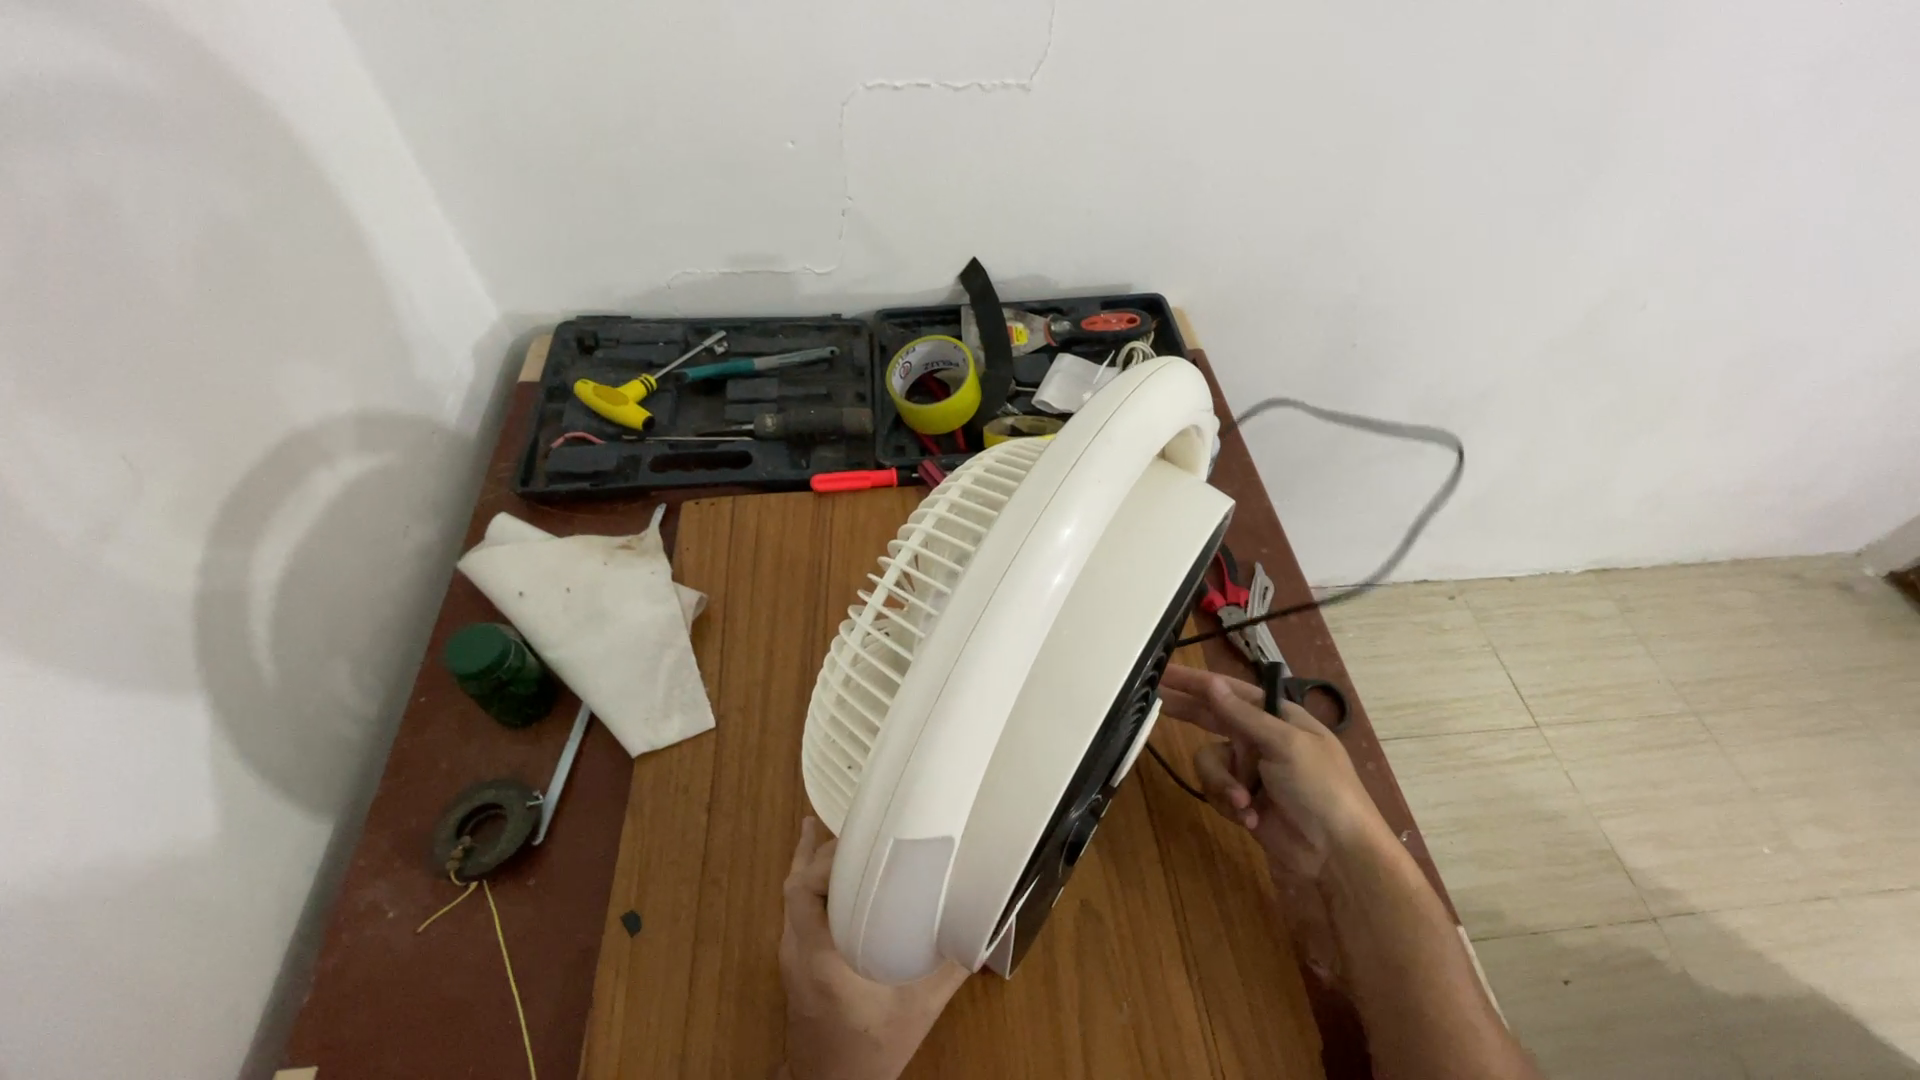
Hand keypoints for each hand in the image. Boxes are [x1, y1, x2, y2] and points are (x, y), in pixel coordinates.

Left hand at [778, 818, 969, 1079]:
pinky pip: (796, 906)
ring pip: (792, 892)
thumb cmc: (872, 1048)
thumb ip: (952, 966)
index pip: (804, 890)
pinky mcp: (793, 959)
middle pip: (796, 883)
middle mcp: (796, 949)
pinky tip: (818, 858)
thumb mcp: (920, 1008)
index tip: (862, 838)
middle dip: (827, 851)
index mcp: (819, 957)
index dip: (827, 857)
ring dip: (814, 859)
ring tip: (838, 826)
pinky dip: (809, 878)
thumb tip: (987, 926)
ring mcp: (789, 954)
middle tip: (865, 828)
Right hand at [1158, 665, 1390, 879]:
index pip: (1228, 691)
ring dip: (1222, 783)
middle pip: (1211, 718)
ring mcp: (1250, 771)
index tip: (1164, 673)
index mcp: (1276, 717)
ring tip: (1244, 802)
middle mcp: (1259, 738)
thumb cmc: (1321, 788)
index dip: (1195, 681)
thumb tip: (1212, 683)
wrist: (1337, 853)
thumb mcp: (1286, 745)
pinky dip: (1229, 804)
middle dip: (1186, 713)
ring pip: (1209, 761)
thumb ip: (1243, 715)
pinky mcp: (1243, 801)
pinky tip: (1251, 819)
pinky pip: (1215, 791)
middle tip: (1155, 701)